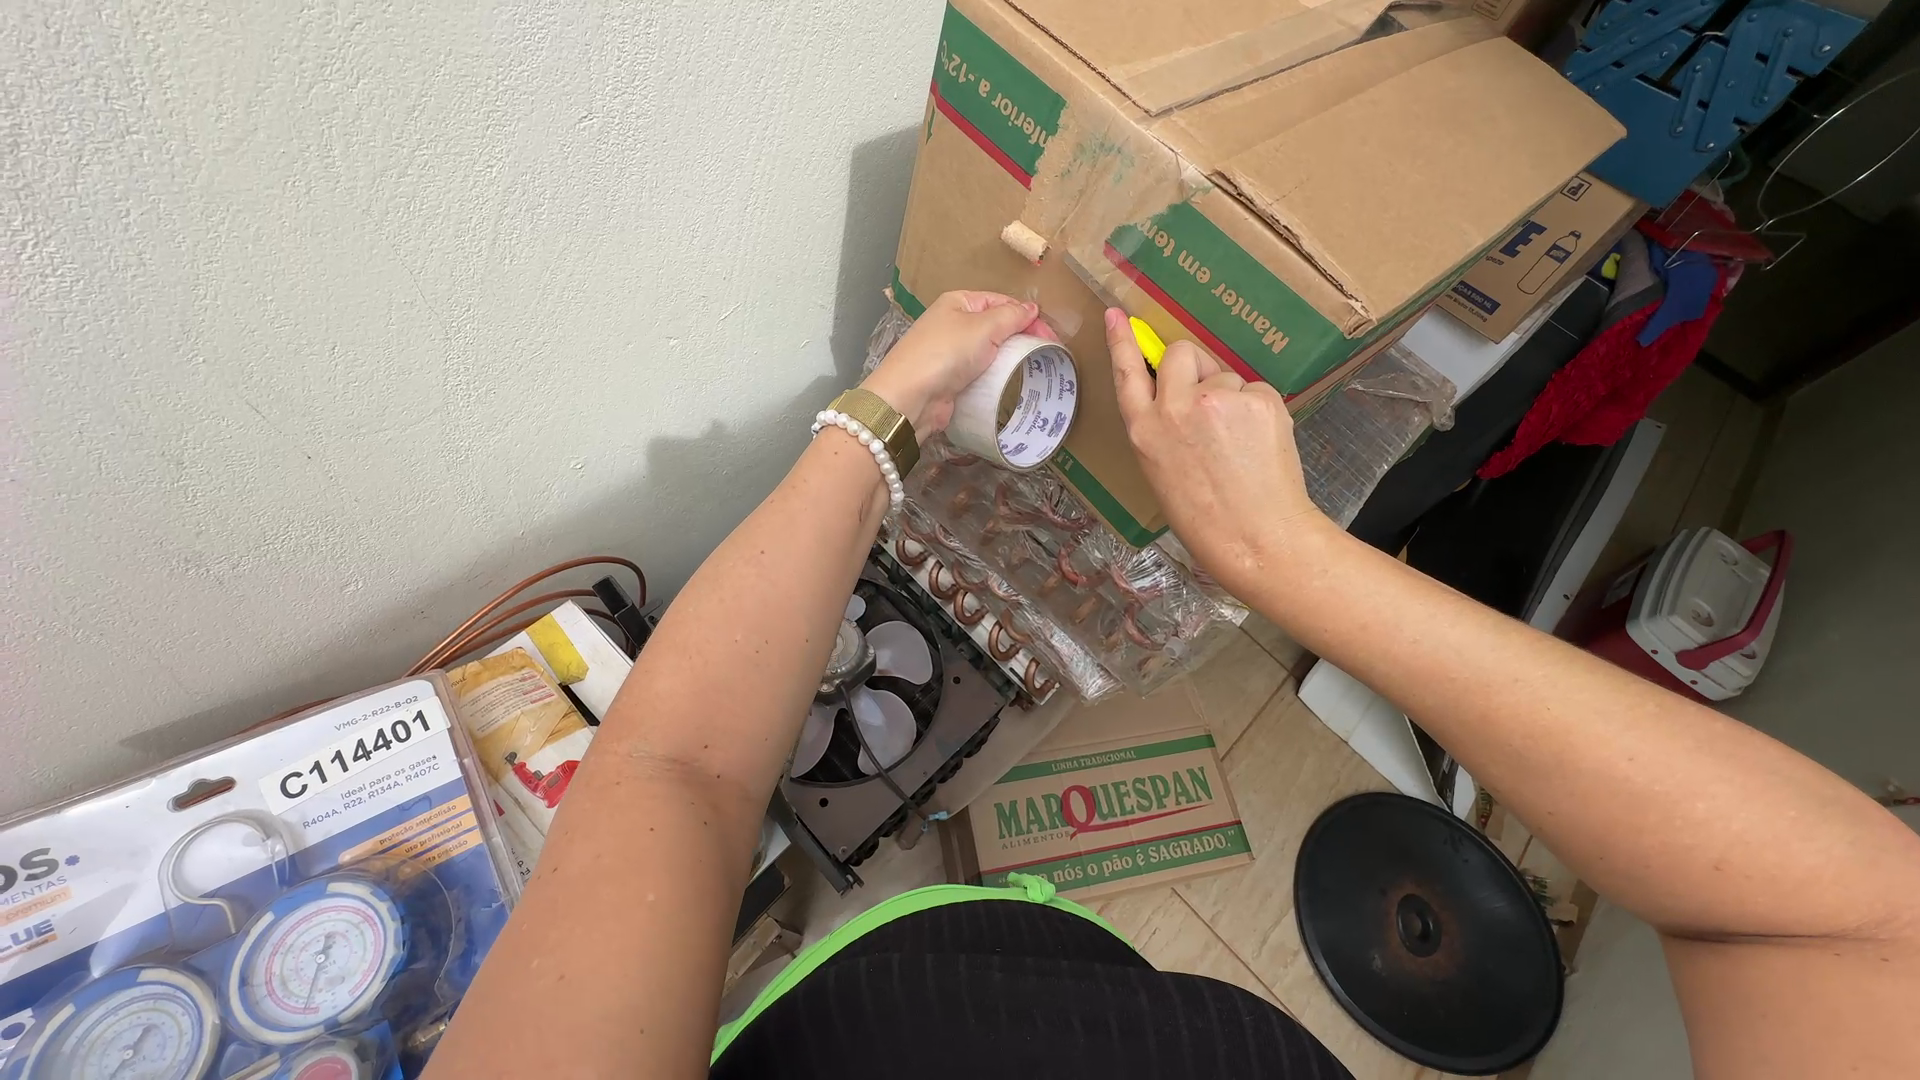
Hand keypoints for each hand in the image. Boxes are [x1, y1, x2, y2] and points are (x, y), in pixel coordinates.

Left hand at [862, 291, 1051, 434]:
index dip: (1028, 316)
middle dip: (1021, 338)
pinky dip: (996, 378)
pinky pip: (981, 374)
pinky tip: (1011, 385)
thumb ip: (1011, 316)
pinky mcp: (952, 380)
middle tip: (1046, 355)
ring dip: (1009, 360)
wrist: (911, 398)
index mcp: (959, 302)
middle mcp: (954, 324)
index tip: (1050, 337)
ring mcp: (952, 353)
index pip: (1002, 302)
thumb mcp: (984, 327)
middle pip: (997, 327)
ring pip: (990, 352)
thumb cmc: (945, 354)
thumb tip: (1032, 308)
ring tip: (1033, 370)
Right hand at [1105, 308, 1326, 594]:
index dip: (1122, 342)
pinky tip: (1259, 444)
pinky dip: (1260, 410)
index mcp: (1144, 431)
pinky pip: (1256, 389)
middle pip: (1182, 353)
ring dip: (1233, 398)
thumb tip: (1181, 396)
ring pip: (1225, 374)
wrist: (1254, 538)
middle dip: (1196, 366)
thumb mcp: (1161, 471)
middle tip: (1211, 401)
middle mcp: (1173, 409)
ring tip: (1239, 444)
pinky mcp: (1256, 400)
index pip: (1128, 373)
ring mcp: (1216, 400)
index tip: (1118, 315)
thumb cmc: (1204, 517)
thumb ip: (1161, 428)